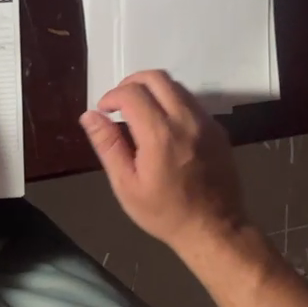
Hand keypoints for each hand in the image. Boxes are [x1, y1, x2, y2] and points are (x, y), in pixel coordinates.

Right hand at [80, 71, 247, 251]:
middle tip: (118, 104)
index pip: (132, 93)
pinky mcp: (218, 130)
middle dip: (131, 83)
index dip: (111, 96)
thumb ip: (108, 145)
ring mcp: (206, 123)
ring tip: (138, 113)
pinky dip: (171, 103)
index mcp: (160, 135)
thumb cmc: (164, 212)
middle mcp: (186, 120)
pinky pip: (191, 102)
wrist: (214, 229)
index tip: (103, 111)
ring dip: (153, 90)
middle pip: (157, 78)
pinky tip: (162, 126)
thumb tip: (90, 116)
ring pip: (176, 86)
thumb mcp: (126, 184)